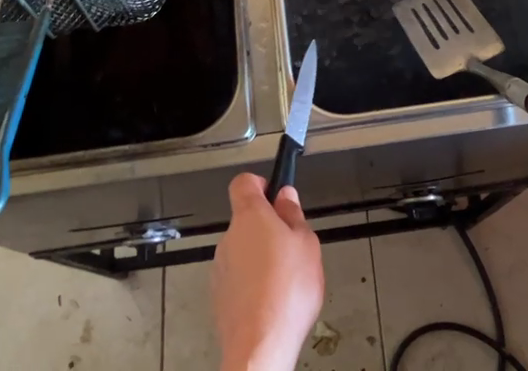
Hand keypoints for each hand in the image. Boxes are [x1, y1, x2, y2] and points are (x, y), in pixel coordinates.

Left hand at [213, 173, 323, 370]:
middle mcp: (229, 237)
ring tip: (287, 277)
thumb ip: (294, 216)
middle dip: (268, 226)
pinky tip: (274, 297)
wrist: (261, 345)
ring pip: (243, 249)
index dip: (260, 182)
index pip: (244, 182)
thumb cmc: (285, 293)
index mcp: (249, 216)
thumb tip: (286, 199)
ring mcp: (221, 267)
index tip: (275, 191)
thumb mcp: (306, 244)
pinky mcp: (221, 295)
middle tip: (292, 242)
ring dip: (261, 256)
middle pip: (246, 219)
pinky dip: (254, 281)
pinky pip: (239, 277)